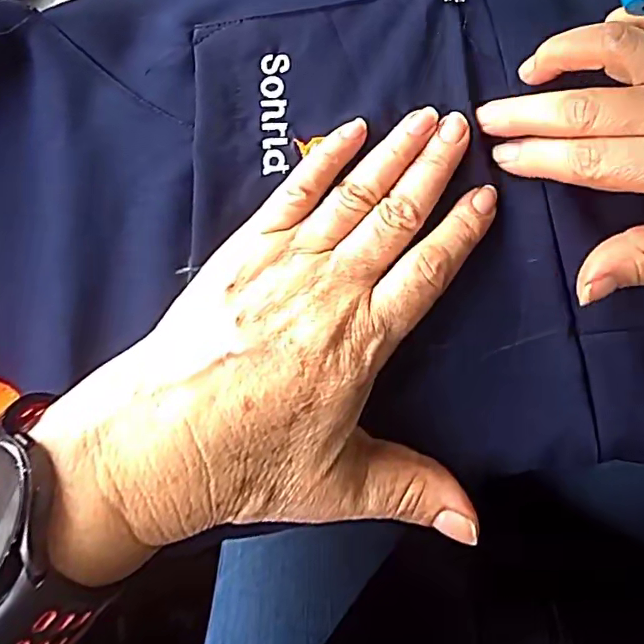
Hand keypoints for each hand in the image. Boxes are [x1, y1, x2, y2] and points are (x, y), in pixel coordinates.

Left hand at [28, 108, 497, 585]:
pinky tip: (350, 132)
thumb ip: (413, 490)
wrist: (157, 437)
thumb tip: (474, 524)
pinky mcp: (246, 247)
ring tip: (423, 119)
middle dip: (434, 168)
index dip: (462, 230)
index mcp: (361, 340)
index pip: (428, 270)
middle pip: (396, 215)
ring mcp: (286, 261)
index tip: (486, 196)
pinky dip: (326, 159)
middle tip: (461, 129)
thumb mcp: (338, 485)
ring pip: (353, 194)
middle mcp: (329, 288)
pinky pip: (294, 191)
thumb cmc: (244, 460)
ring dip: (392, 152)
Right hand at [475, 9, 643, 304]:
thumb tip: (583, 285)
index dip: (538, 158)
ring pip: (613, 45)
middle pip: (584, 105)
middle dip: (525, 113)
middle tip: (487, 118)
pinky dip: (616, 21)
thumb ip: (643, 263)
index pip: (589, 159)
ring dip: (561, 52)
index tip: (502, 157)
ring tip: (528, 70)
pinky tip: (591, 43)